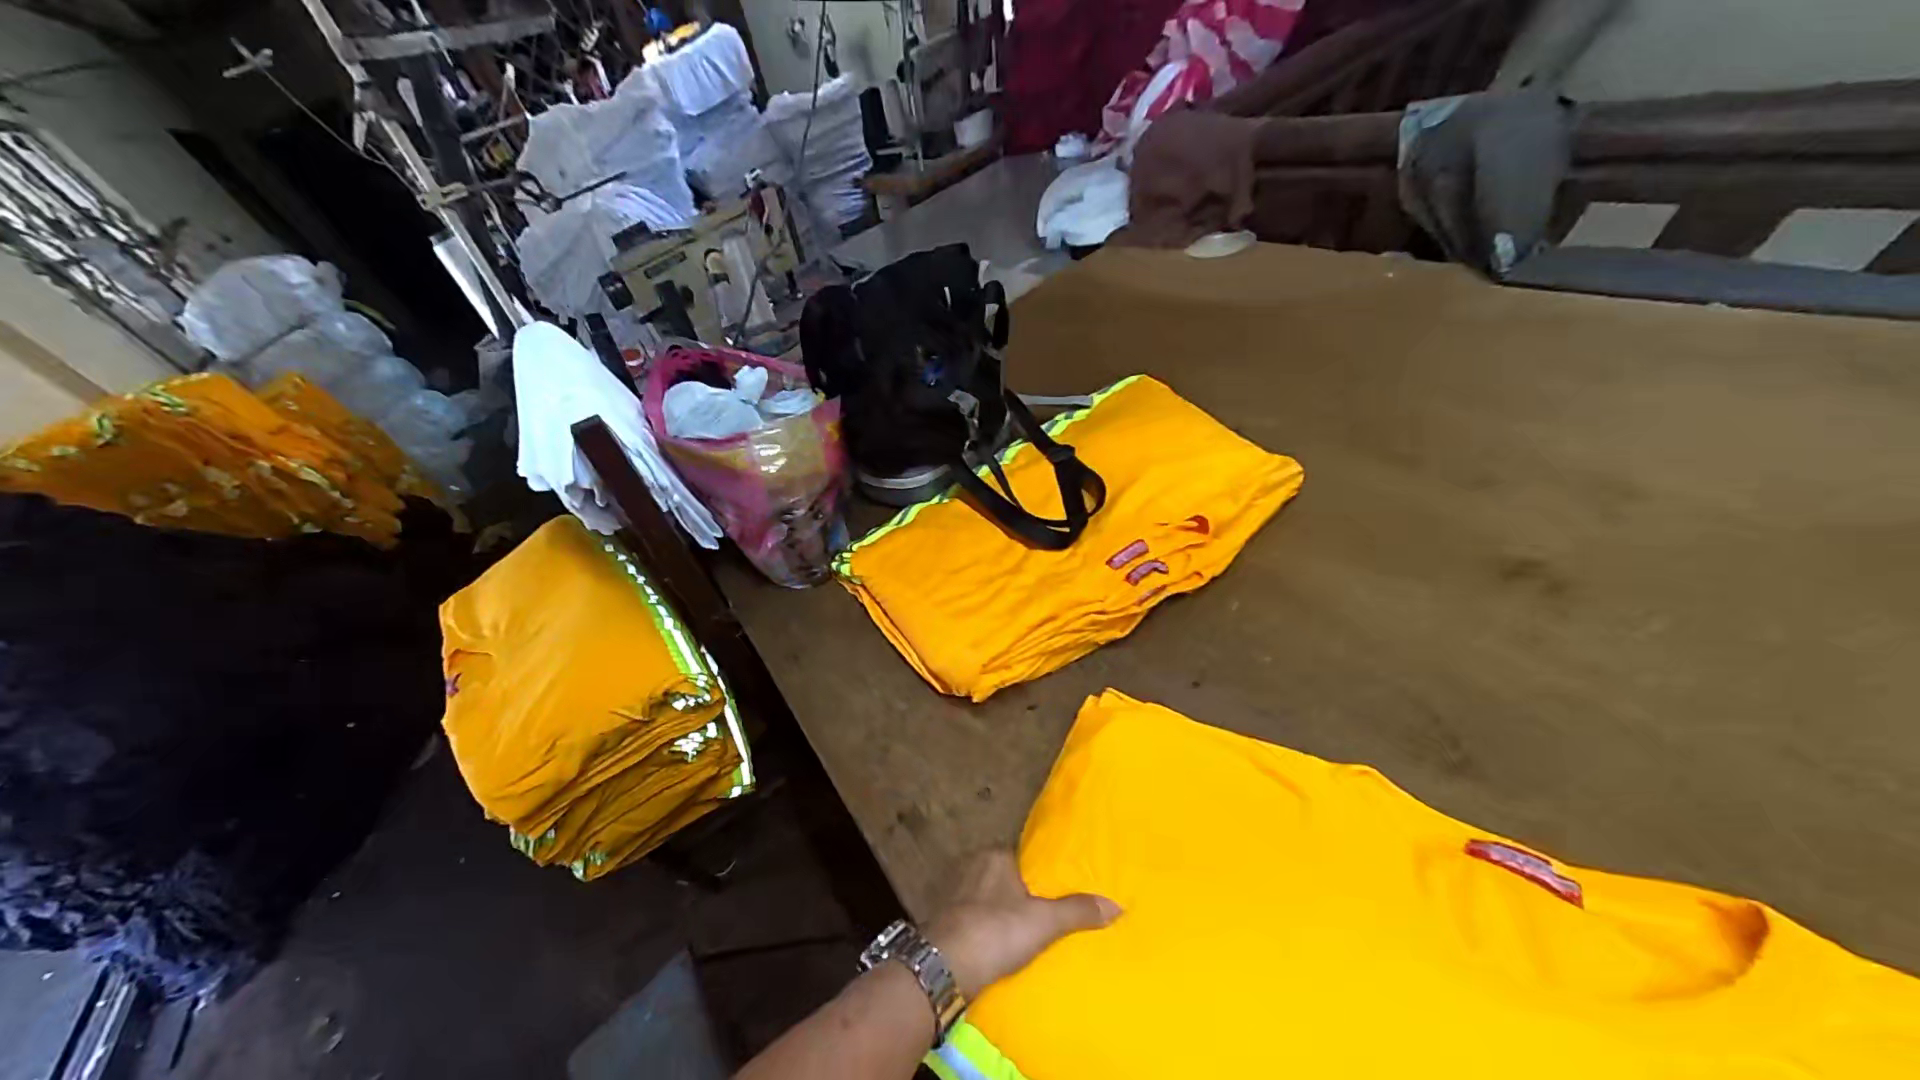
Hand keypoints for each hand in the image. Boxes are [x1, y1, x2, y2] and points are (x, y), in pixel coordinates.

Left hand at [924, 851, 1120, 999]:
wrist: (944, 966)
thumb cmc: (995, 931)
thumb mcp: (1043, 922)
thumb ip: (1077, 911)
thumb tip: (1116, 905)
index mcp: (994, 856)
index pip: (1022, 857)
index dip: (1038, 874)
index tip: (1055, 889)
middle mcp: (972, 867)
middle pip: (1004, 878)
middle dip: (1019, 894)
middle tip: (1044, 915)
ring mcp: (954, 894)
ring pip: (986, 900)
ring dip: (999, 914)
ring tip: (1024, 934)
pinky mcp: (944, 921)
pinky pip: (972, 920)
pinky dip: (983, 931)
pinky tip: (997, 948)